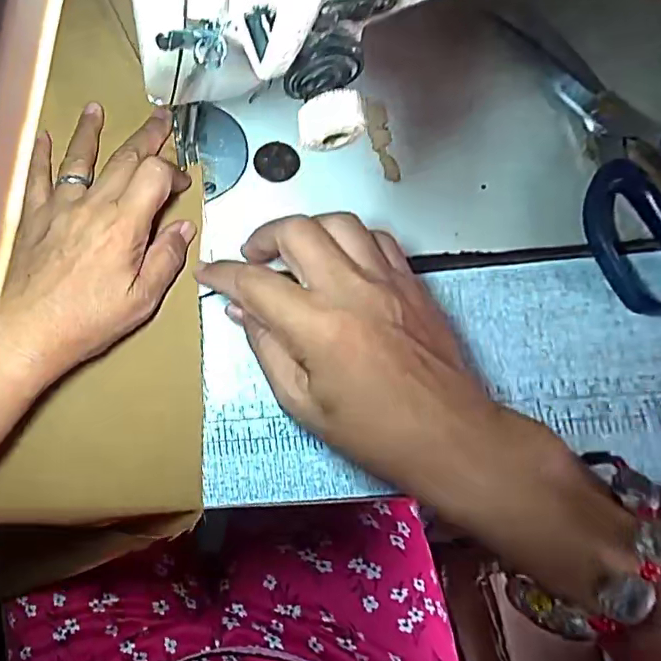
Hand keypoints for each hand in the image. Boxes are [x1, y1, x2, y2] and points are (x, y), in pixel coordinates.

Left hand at [0, 103, 195, 391]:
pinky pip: (36, 177)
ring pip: (78, 158)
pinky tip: (41, 138)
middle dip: (146, 137)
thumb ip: (165, 260)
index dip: (173, 172)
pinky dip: (39, 155)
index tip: (179, 184)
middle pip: (123, 158)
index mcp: (123, 226)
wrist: (27, 330)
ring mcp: (58, 209)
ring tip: (96, 110)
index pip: (155, 175)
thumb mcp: (140, 300)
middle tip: (159, 120)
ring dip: (91, 132)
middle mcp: (91, 208)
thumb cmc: (81, 321)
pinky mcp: (33, 219)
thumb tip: (182, 231)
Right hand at [196, 213, 529, 499]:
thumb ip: (265, 347)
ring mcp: (388, 282)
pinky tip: (337, 261)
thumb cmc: (373, 431)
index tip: (208, 274)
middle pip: (296, 231)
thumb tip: (242, 311)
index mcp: (318, 327)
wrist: (452, 437)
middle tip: (251, 259)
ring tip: (292, 253)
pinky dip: (347, 240)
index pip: (255, 282)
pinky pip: (375, 238)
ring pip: (338, 222)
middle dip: (261, 238)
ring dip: (306, 230)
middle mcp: (353, 292)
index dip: (222, 274)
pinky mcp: (413, 283)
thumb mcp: (300, 401)